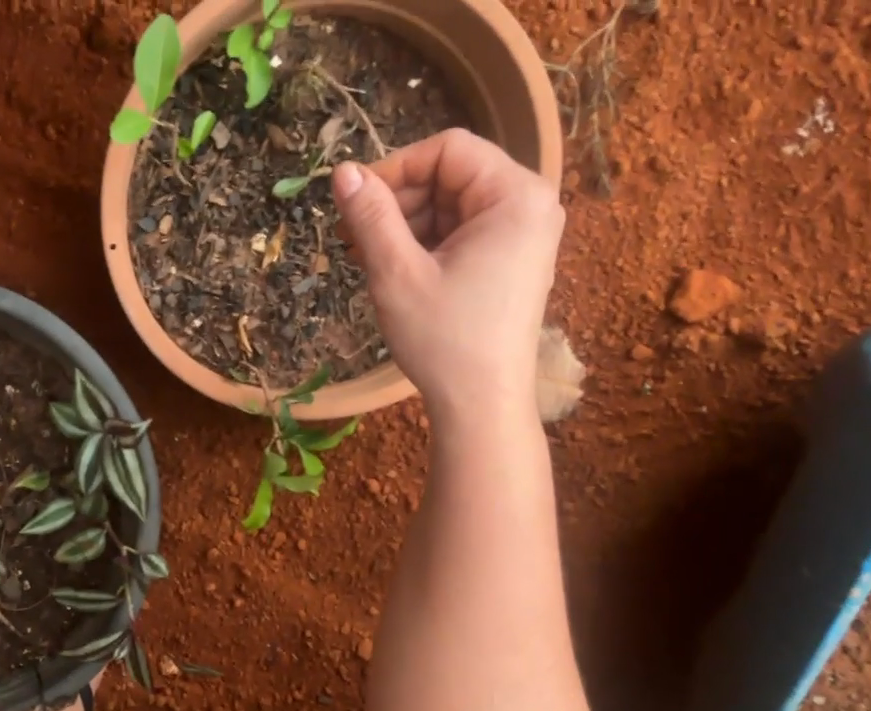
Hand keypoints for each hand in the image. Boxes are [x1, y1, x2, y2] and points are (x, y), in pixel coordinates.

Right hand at [331, 129, 563, 424]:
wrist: (481, 401)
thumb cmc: (443, 337)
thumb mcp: (396, 273)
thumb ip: (370, 217)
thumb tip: (340, 171)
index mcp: (515, 195)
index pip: (448, 149)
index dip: (394, 169)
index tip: (352, 203)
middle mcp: (529, 204)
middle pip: (450, 175)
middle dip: (397, 201)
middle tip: (351, 237)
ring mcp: (522, 234)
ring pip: (451, 205)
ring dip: (404, 225)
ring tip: (366, 259)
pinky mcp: (510, 260)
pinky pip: (461, 232)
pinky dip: (423, 244)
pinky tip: (392, 270)